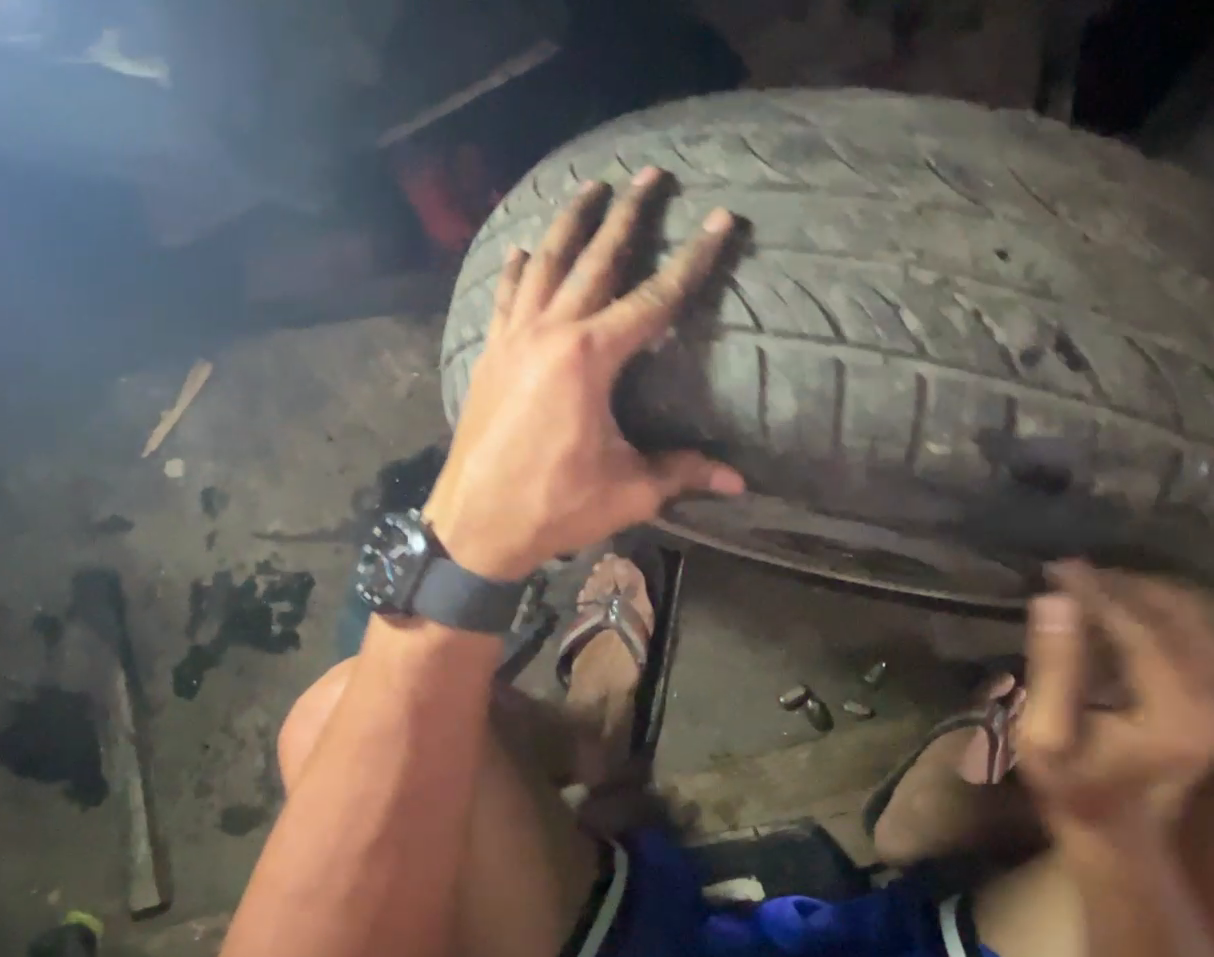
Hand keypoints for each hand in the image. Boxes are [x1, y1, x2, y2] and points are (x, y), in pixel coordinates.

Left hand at [423, 168, 744, 580]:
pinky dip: (516, 270)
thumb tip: (739, 480)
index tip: (719, 219)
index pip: (655, 299)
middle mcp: (549, 333)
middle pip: (594, 260)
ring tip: (588, 188)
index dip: (693, 259)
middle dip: (627, 215)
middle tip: (649, 174)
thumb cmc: (555, 506)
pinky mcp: (490, 355)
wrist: (474, 525)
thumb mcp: (630, 490)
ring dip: (568, 224)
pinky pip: (506, 297)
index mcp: (589, 359)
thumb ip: (682, 472)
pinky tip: (521, 251)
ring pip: (543, 265)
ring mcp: (513, 340)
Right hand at [1015, 561, 1213, 851]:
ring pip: (1198, 612)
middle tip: (1073, 573)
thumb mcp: (1044, 740)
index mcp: (1179, 713)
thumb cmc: (1075, 791)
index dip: (1096, 591)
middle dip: (1122, 583)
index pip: (1139, 628)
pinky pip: (1206, 627)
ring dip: (1146, 591)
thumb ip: (1053, 668)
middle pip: (1177, 610)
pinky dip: (1164, 609)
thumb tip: (1054, 598)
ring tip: (1096, 586)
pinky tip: (1124, 611)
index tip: (1056, 567)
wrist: (1123, 836)